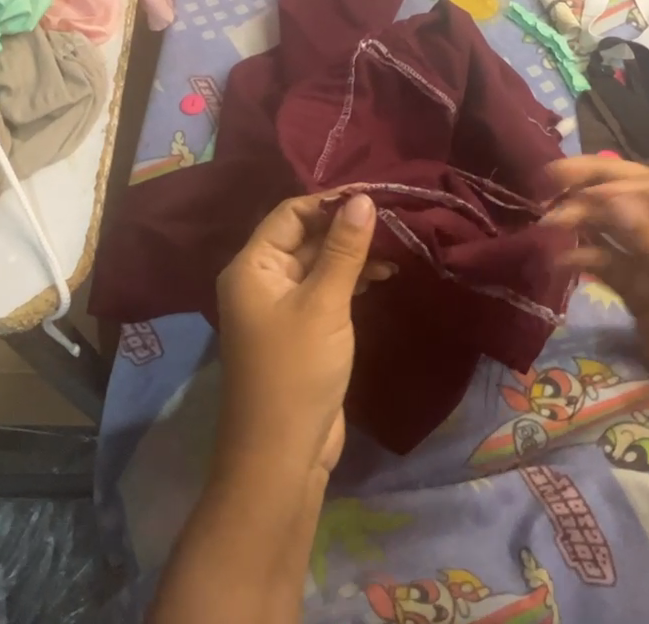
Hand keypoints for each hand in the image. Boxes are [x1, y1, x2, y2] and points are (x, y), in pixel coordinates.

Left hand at [216, 194, 388, 474]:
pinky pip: (324, 290)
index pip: (290, 214)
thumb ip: (344, 249)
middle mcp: (261, 279)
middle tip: (395, 218)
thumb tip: (363, 199)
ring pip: (317, 263)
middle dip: (345, 227)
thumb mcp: (324, 304)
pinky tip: (383, 275)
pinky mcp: (299, 329)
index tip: (376, 196)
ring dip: (352, 254)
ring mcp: (279, 306)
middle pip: (304, 236)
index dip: (330, 202)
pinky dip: (350, 279)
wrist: (282, 453)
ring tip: (397, 247)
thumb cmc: (297, 371)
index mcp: (252, 266)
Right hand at [544, 157, 648, 472]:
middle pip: (637, 199)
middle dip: (594, 186)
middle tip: (550, 179)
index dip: (625, 184)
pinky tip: (560, 260)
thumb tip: (609, 196)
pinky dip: (585, 260)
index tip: (587, 196)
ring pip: (617, 230)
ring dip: (584, 222)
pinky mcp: (645, 297)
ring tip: (547, 222)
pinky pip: (611, 267)